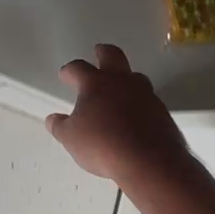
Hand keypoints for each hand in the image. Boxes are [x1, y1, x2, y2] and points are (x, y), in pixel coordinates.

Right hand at [45, 44, 194, 187]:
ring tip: (119, 88)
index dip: (69, 70)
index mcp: (95, 83)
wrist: (149, 161)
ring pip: (135, 76)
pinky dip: (139, 103)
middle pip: (112, 55)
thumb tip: (52, 119)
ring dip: (126, 78)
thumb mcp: (71, 139)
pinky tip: (135, 116)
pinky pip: (148, 99)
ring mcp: (145, 94)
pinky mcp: (162, 111)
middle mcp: (121, 82)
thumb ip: (59, 126)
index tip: (65, 74)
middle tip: (98, 52)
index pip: (78, 67)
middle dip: (103, 52)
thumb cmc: (102, 145)